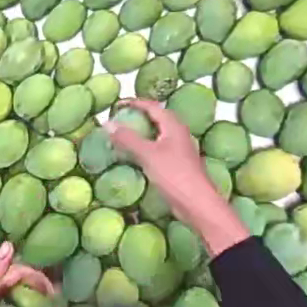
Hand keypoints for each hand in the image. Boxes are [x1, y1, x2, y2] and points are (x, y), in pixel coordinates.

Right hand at [105, 99, 248, 254]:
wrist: (198, 204)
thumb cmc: (175, 175)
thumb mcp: (148, 154)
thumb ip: (127, 138)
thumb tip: (107, 123)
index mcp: (173, 126)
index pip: (152, 106)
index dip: (134, 102)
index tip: (117, 104)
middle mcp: (178, 133)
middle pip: (157, 117)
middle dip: (139, 114)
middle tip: (120, 116)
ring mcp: (180, 149)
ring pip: (158, 132)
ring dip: (142, 130)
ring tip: (125, 132)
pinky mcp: (178, 163)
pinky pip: (158, 146)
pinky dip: (145, 144)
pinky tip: (136, 153)